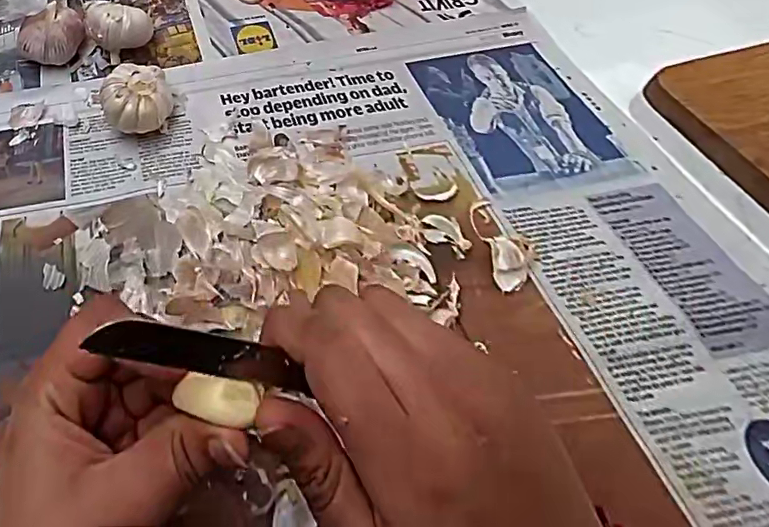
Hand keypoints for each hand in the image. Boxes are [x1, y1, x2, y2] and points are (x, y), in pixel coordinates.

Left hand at [0, 293, 249, 526]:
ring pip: (146, 392)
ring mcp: (90, 425)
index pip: (97, 329)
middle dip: (178, 371)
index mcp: (49, 389)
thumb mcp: (113, 501)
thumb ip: (173, 459)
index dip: (147, 335)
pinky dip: (180, 432)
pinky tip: (206, 441)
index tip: (195, 358)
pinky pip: (150, 427)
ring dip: (186, 403)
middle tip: (225, 392)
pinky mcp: (108, 455)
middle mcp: (68, 397)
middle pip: (128, 358)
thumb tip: (227, 428)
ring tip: (224, 418)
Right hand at [255, 286, 596, 526]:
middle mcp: (449, 399)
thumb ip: (317, 469)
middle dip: (314, 324)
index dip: (284, 329)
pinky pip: (423, 318)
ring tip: (354, 367)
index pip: (325, 339)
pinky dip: (394, 331)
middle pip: (347, 307)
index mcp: (411, 452)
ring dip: (353, 322)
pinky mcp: (503, 372)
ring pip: (381, 299)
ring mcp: (483, 378)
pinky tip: (398, 375)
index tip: (273, 352)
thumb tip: (265, 408)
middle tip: (308, 365)